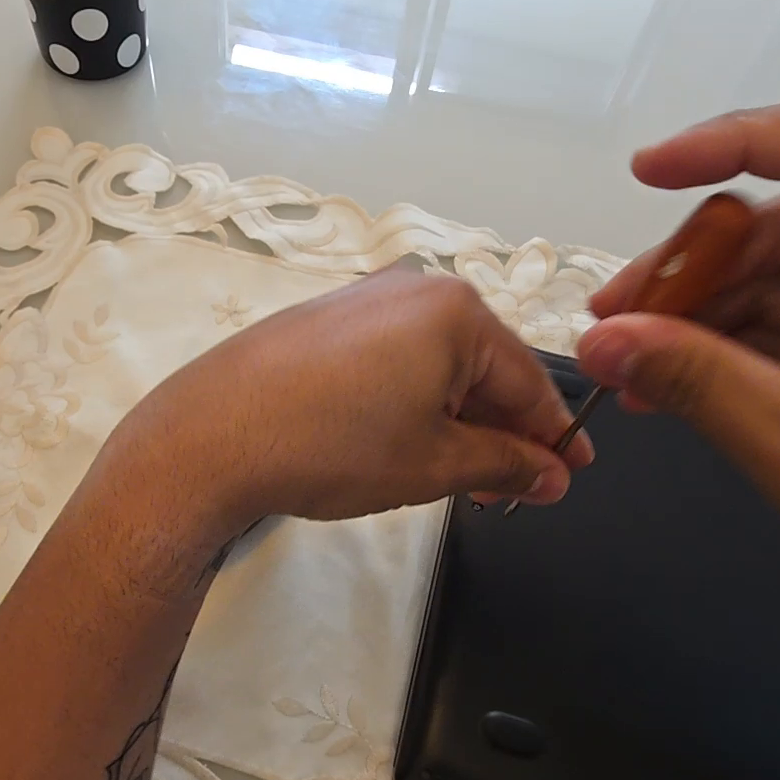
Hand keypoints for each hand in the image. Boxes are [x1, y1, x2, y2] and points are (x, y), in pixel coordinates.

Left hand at [97, 268, 593, 542]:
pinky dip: (406, 402)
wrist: (208, 438)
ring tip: (450, 474)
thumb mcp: (433, 464)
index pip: (527, 381)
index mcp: (454, 312)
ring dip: (451, 421)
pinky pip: (386, 361)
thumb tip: (554, 474)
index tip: (571, 473)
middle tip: (507, 489)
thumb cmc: (334, 448)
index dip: (553, 435)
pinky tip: (393, 441)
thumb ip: (505, 464)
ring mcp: (358, 301)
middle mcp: (410, 290)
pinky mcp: (318, 322)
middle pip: (479, 368)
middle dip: (498, 431)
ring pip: (431, 367)